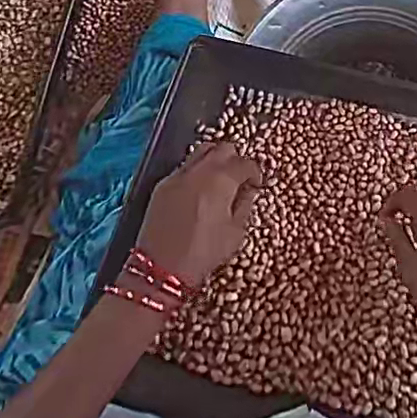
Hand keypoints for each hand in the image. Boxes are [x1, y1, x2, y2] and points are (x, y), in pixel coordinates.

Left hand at [136, 142, 263, 289]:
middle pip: (224, 148)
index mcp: (222, 180)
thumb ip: (245, 204)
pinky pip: (185, 166)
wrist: (160, 269)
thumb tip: (248, 191)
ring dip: (215, 160)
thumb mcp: (236, 233)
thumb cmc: (203, 253)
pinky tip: (199, 191)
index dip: (255, 172)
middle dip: (236, 160)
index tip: (256, 183)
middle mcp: (199, 171)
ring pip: (202, 151)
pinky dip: (197, 171)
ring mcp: (178, 175)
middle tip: (240, 178)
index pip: (245, 163)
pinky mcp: (162, 184)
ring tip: (219, 180)